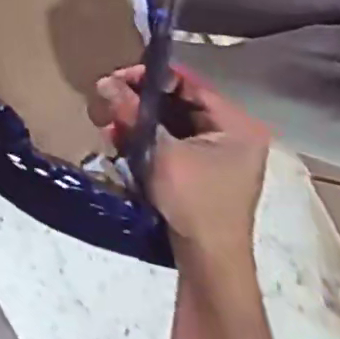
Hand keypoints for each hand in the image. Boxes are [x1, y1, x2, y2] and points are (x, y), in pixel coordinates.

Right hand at [94, 64, 270, 251]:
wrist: (207, 262)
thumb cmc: (194, 201)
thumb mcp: (159, 151)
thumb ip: (132, 111)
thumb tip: (103, 80)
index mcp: (236, 124)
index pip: (187, 82)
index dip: (149, 77)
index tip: (115, 79)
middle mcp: (232, 133)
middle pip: (176, 100)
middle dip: (138, 100)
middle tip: (106, 100)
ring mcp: (218, 152)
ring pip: (169, 119)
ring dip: (137, 119)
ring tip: (108, 123)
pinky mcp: (202, 168)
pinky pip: (170, 139)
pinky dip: (145, 137)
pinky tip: (120, 140)